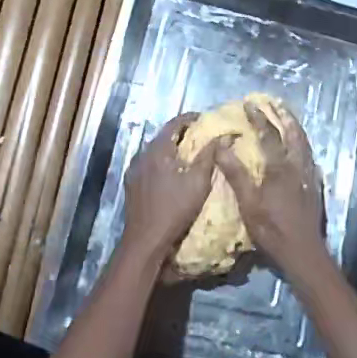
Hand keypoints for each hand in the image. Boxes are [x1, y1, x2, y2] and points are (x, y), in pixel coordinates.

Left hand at [122, 113, 226, 267]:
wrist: (146, 238)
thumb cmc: (175, 208)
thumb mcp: (198, 182)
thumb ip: (210, 155)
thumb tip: (224, 134)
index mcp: (158, 150)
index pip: (174, 123)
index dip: (191, 118)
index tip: (205, 119)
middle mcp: (142, 154)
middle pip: (163, 136)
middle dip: (182, 133)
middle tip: (200, 136)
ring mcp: (134, 169)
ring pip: (155, 151)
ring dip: (171, 149)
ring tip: (188, 154)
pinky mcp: (131, 183)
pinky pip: (148, 164)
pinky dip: (161, 162)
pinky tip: (171, 173)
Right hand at [216, 102, 326, 270]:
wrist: (303, 252)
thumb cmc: (271, 229)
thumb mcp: (247, 203)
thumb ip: (236, 173)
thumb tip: (222, 146)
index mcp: (279, 168)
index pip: (268, 135)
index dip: (259, 118)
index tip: (249, 105)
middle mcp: (297, 167)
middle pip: (293, 134)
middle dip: (284, 117)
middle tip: (276, 104)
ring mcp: (308, 177)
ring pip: (304, 145)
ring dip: (295, 128)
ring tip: (288, 119)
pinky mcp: (314, 187)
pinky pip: (309, 157)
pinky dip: (303, 145)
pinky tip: (300, 149)